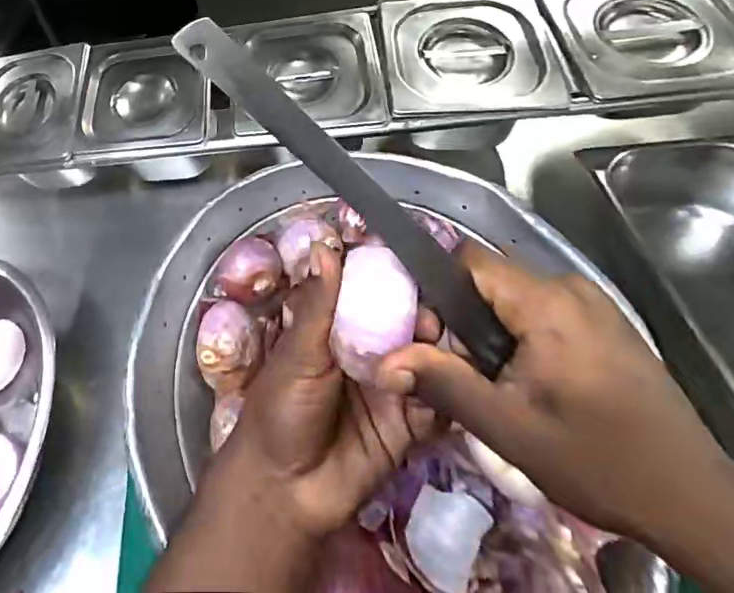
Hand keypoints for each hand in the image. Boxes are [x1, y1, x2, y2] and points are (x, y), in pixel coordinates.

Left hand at [212, 243, 444, 538]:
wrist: (286, 486)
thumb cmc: (280, 408)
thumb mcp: (298, 352)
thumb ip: (318, 304)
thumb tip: (326, 247)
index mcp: (336, 328)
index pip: (370, 294)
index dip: (392, 279)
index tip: (416, 263)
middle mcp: (368, 352)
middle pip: (406, 325)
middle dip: (423, 315)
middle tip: (432, 315)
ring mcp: (392, 388)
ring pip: (428, 362)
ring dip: (439, 353)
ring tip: (440, 348)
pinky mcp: (411, 426)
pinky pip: (438, 406)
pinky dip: (448, 396)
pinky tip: (453, 388)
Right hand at [373, 243, 733, 543]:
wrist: (699, 504)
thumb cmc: (599, 461)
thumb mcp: (509, 428)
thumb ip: (444, 382)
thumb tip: (384, 363)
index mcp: (546, 302)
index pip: (467, 259)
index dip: (436, 287)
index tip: (427, 331)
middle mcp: (571, 288)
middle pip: (490, 278)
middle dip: (463, 314)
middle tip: (457, 364)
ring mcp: (596, 305)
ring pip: (516, 295)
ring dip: (493, 326)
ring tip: (492, 377)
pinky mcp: (610, 325)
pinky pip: (545, 309)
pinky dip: (523, 333)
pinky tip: (529, 380)